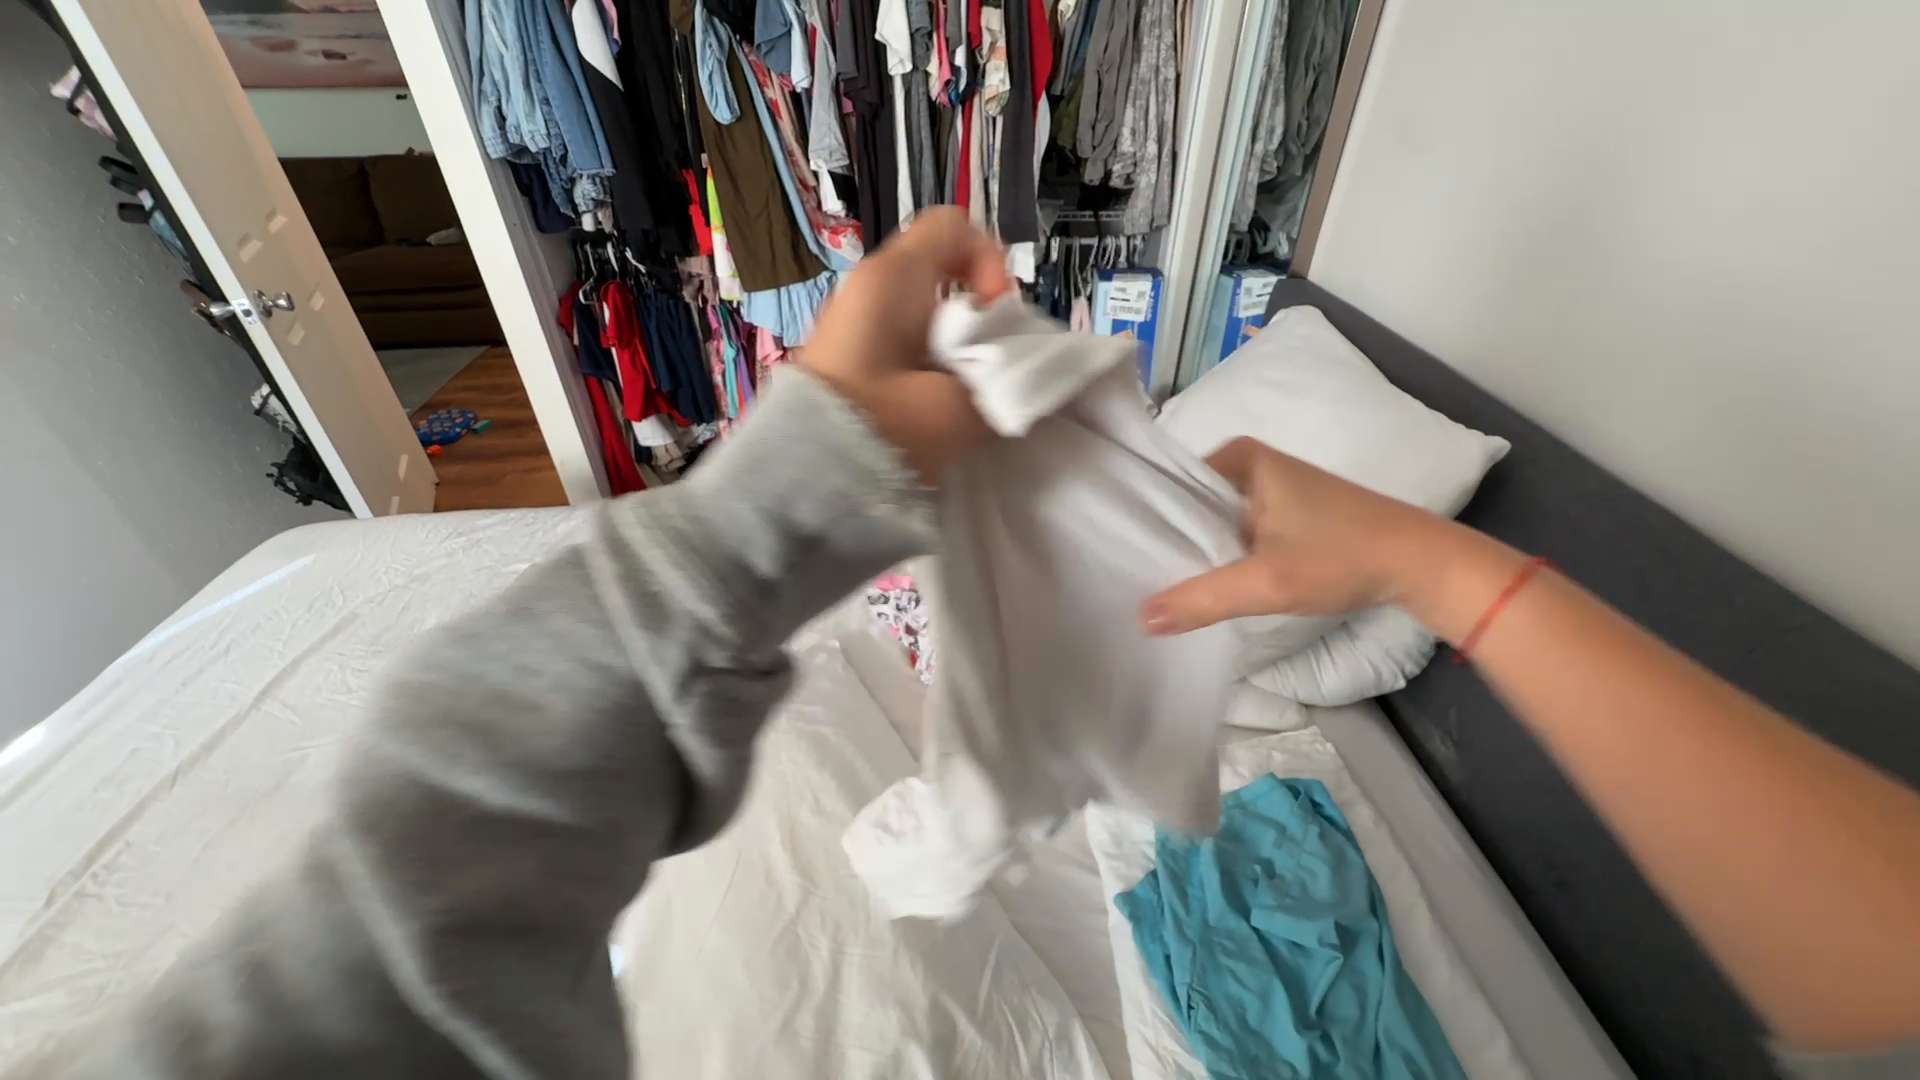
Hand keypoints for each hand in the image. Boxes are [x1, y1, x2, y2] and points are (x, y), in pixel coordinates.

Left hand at [801, 207, 1011, 482]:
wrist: (801, 481)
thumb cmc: (880, 429)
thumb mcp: (954, 411)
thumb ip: (997, 387)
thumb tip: (1008, 382)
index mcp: (891, 279)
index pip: (953, 227)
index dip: (989, 260)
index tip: (997, 316)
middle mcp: (867, 290)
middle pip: (941, 276)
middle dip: (977, 318)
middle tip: (987, 367)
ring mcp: (852, 326)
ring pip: (923, 317)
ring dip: (953, 350)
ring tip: (961, 397)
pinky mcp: (845, 362)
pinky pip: (901, 347)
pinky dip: (927, 368)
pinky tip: (932, 410)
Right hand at [1141, 437, 1456, 633]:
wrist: (1421, 564)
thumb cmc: (1343, 556)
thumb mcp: (1267, 582)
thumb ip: (1203, 599)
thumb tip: (1141, 619)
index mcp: (1239, 458)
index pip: (1168, 483)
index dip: (1140, 517)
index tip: (1112, 549)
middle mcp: (1248, 464)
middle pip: (1186, 503)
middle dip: (1163, 536)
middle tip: (1125, 572)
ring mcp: (1265, 490)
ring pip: (1209, 520)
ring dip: (1190, 548)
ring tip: (1150, 580)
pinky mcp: (1280, 515)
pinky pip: (1230, 530)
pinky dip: (1217, 553)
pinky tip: (1199, 581)